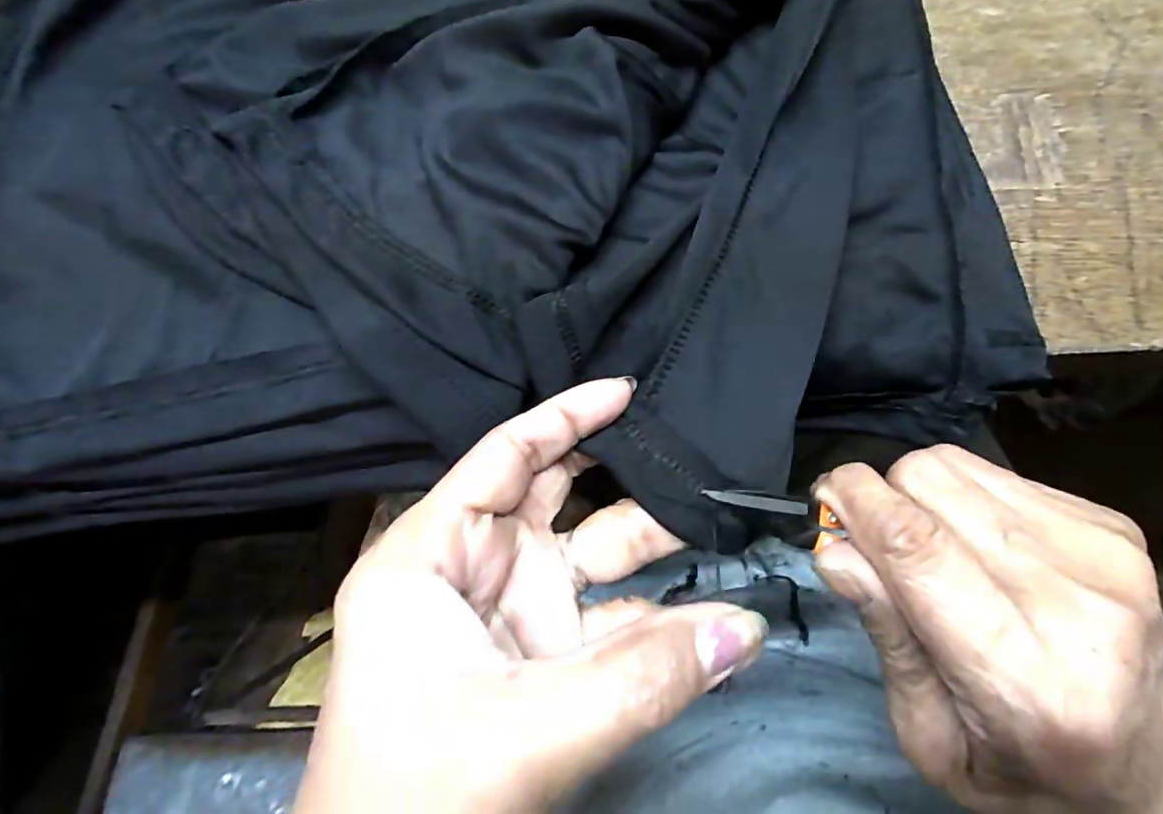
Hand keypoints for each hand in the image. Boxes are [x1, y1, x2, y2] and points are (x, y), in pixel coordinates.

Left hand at [296, 378, 767, 813]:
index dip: (566, 416)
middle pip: (559, 491)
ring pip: (598, 551)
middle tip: (691, 440)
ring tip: (723, 506)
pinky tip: (722, 609)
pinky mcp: (552, 660)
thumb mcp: (527, 732)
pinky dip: (668, 610)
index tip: (628, 390)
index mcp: (434, 558)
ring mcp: (518, 616)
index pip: (506, 456)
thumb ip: (645, 676)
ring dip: (658, 535)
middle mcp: (477, 572)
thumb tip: (748, 627)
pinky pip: (620, 614)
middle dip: (623, 465)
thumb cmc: (414, 809)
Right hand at [814, 446, 1162, 813]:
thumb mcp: (936, 741)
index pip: (923, 552)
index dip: (860, 504)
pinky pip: (1000, 473)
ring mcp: (1106, 554)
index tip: (825, 493)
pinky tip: (985, 546)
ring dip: (927, 495)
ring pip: (962, 465)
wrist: (1150, 758)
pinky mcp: (1114, 523)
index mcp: (1031, 686)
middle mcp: (1080, 606)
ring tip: (939, 547)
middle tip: (879, 540)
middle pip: (936, 486)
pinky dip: (970, 498)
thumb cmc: (1027, 769)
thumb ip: (888, 637)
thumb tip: (835, 549)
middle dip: (888, 498)